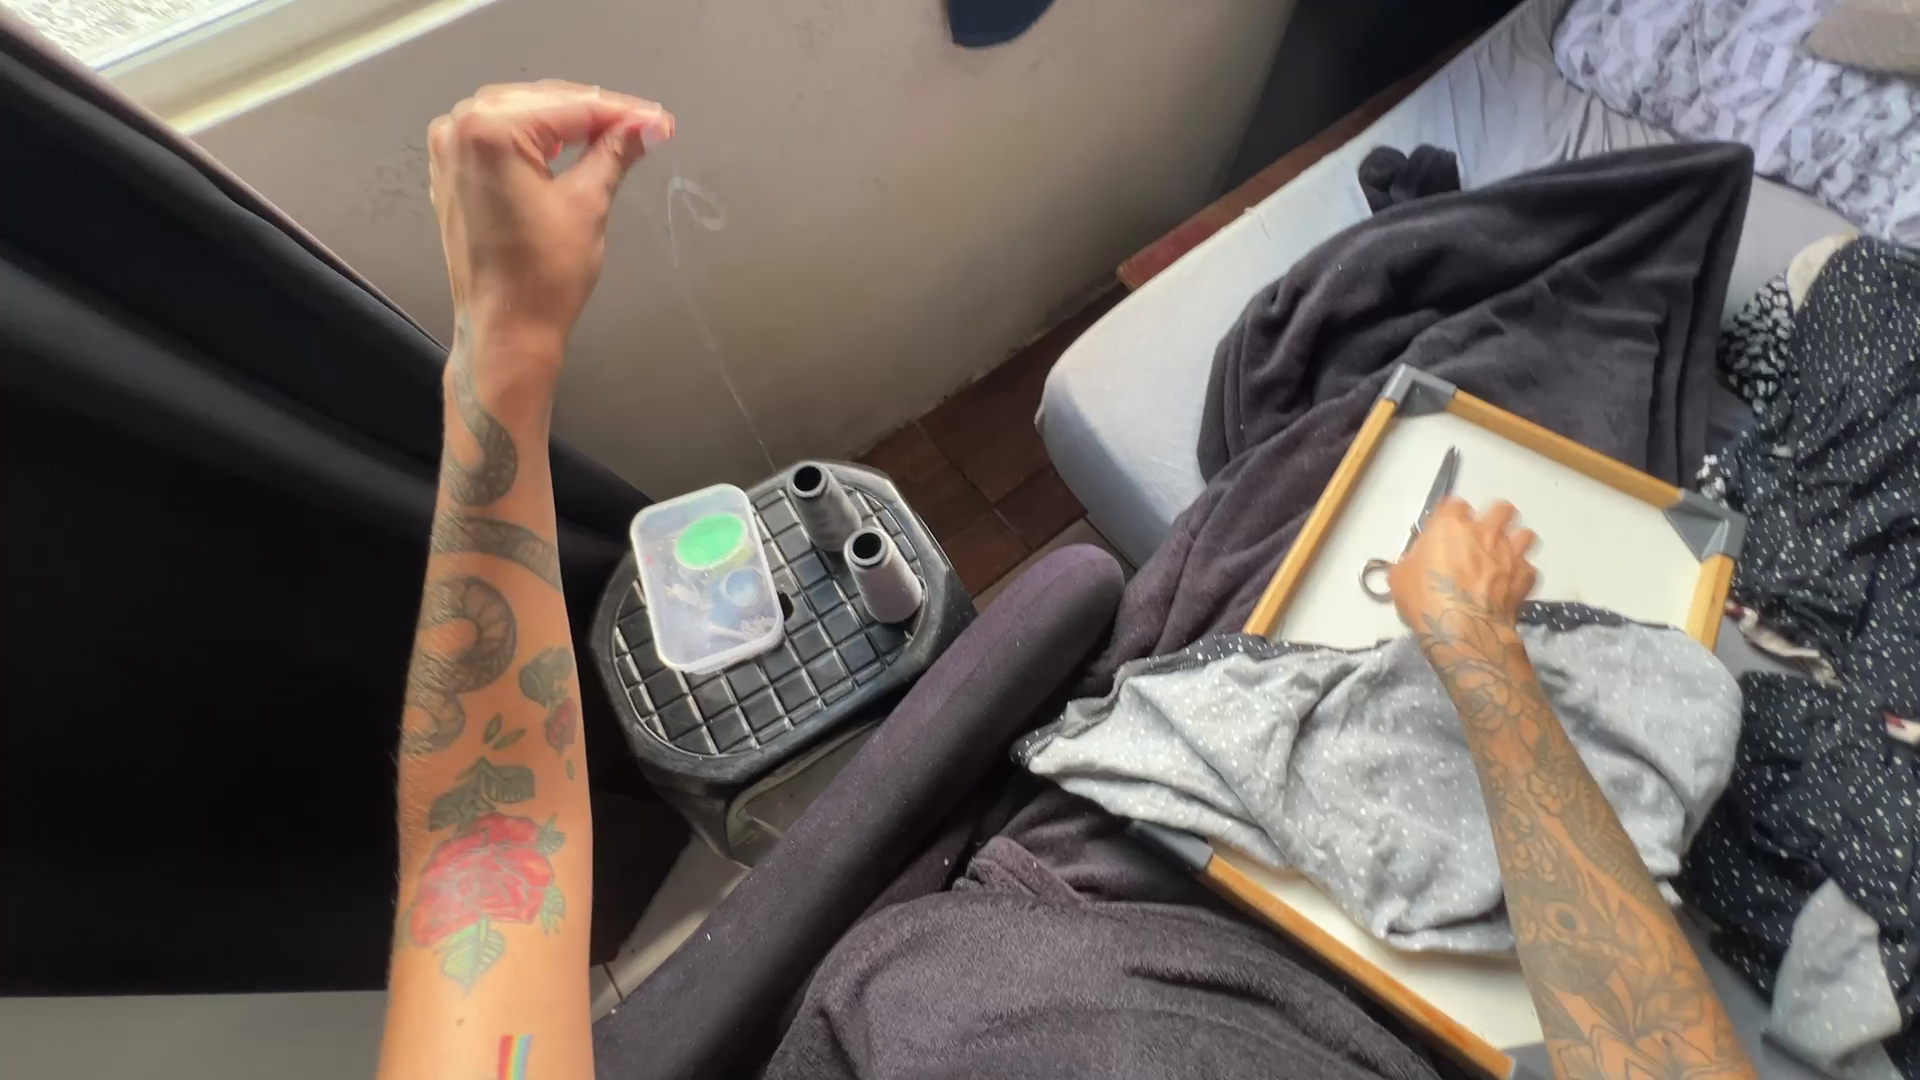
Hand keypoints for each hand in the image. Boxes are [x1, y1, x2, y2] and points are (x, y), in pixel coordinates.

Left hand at [427, 81, 673, 386]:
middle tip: (646, 126)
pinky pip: (500, 140)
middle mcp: (460, 128)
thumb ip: (613, 156)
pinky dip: (537, 140)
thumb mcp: (587, 206)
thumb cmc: (544, 277)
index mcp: (491, 130)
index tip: (659, 121)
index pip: (571, 106)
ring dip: (568, 123)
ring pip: (521, 116)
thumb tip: (644, 128)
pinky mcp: (453, 173)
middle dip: (596, 113)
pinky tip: (570, 147)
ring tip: (616, 134)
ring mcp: (451, 149)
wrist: (507, 326)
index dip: (622, 113)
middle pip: (543, 103)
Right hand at [1388, 498, 1537, 630]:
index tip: (1445, 527)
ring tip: (1502, 555)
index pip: (1456, 504)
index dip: (1451, 515)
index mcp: (1450, 526)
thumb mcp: (1401, 574)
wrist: (1460, 626)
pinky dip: (1519, 573)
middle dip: (1495, 517)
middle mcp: (1484, 533)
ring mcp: (1510, 553)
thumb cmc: (1423, 596)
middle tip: (1483, 534)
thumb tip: (1420, 562)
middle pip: (1502, 509)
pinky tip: (1508, 584)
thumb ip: (1414, 559)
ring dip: (1514, 542)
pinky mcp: (1526, 576)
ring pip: (1525, 534)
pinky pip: (1528, 568)